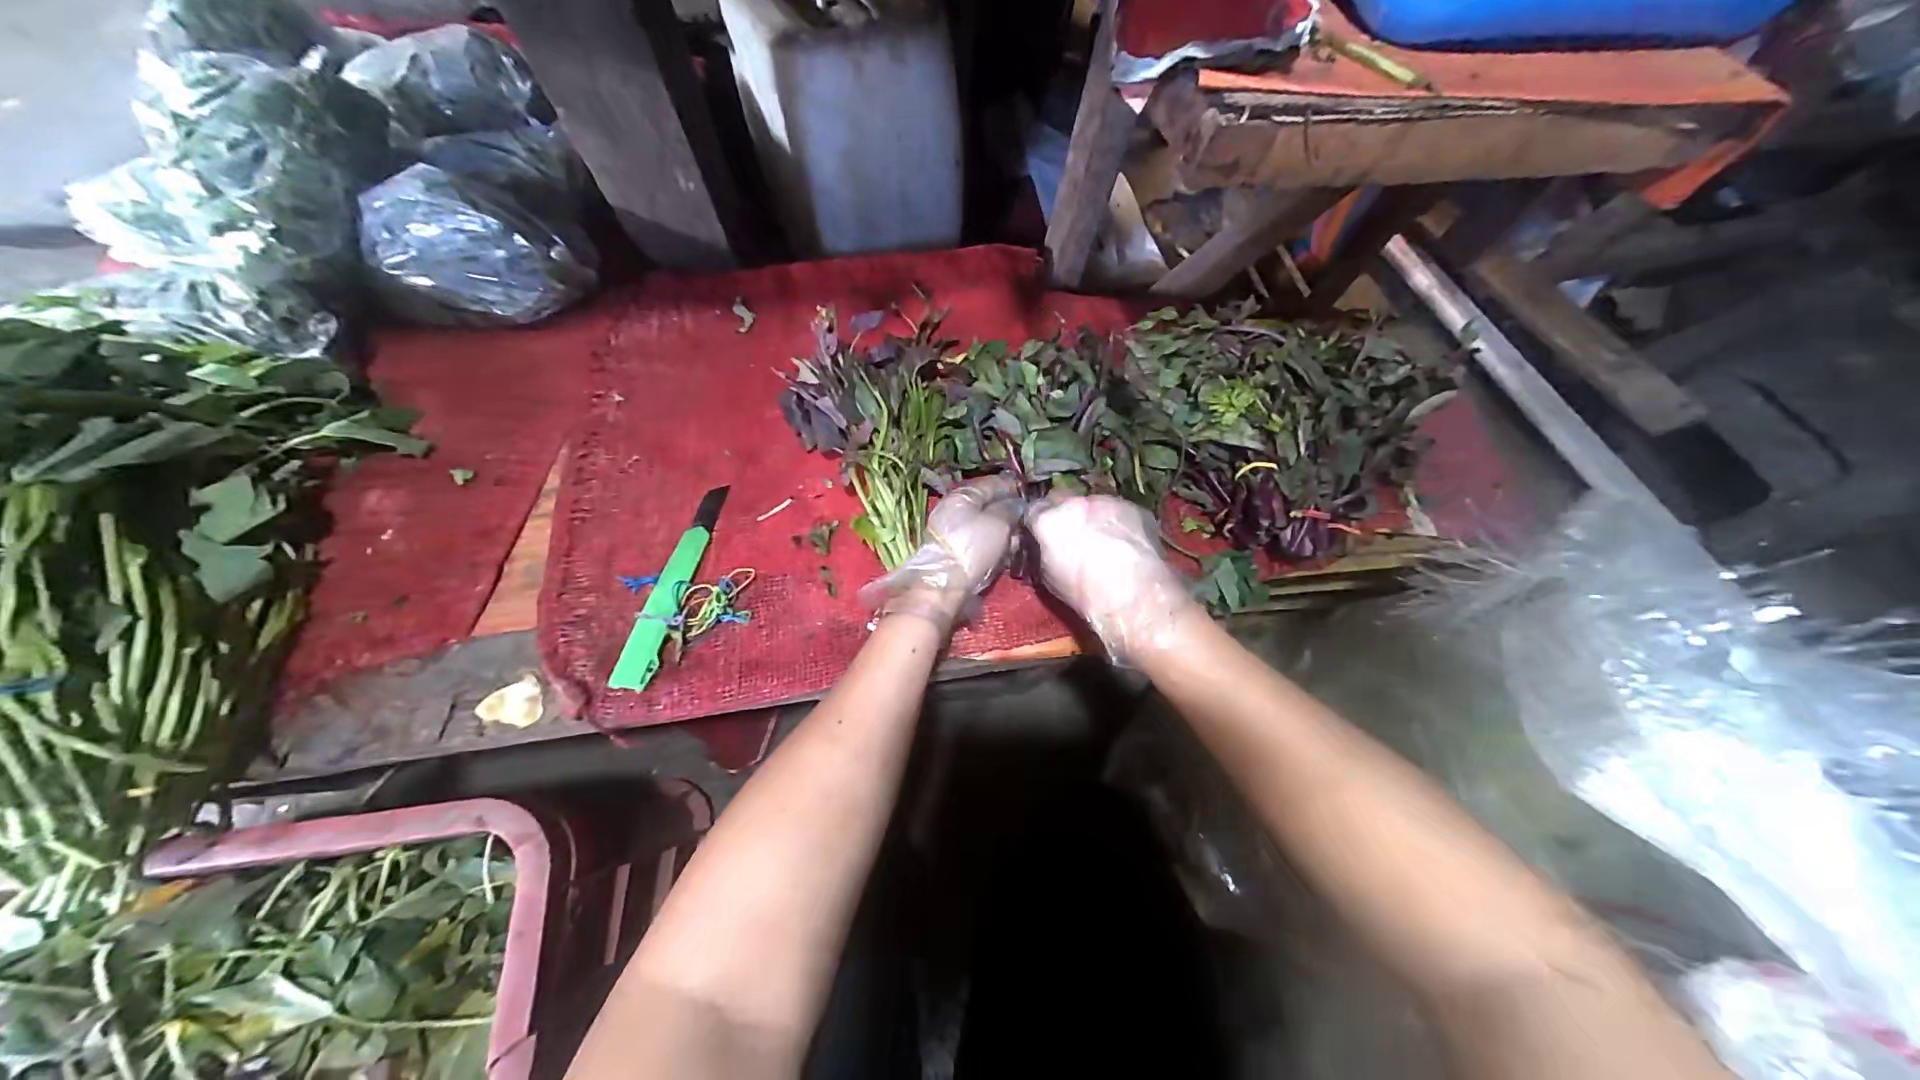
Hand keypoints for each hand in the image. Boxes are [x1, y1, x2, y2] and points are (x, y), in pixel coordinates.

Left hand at [858, 475, 1023, 627]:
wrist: (946, 586)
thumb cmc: (972, 547)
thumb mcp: (998, 523)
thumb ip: (1011, 509)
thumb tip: (1019, 503)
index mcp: (962, 496)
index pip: (991, 483)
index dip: (1011, 485)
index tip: (1029, 490)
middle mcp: (956, 512)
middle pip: (989, 506)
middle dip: (1010, 509)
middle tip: (1031, 514)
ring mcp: (956, 534)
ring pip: (987, 526)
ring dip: (1006, 529)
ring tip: (1025, 534)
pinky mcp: (959, 555)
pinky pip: (983, 543)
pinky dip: (997, 545)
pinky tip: (1011, 550)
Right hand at [1025, 495, 1196, 661]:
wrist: (1133, 594)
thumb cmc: (1085, 594)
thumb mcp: (1049, 578)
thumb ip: (1042, 553)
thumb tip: (1044, 549)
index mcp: (1048, 521)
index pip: (1033, 510)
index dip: (1038, 523)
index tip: (1042, 535)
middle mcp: (1075, 503)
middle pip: (1064, 500)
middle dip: (1066, 515)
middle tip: (1073, 539)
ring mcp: (1107, 502)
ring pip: (1095, 504)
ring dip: (1095, 518)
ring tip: (1105, 543)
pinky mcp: (1135, 508)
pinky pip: (1121, 512)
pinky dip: (1121, 525)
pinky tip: (1127, 545)